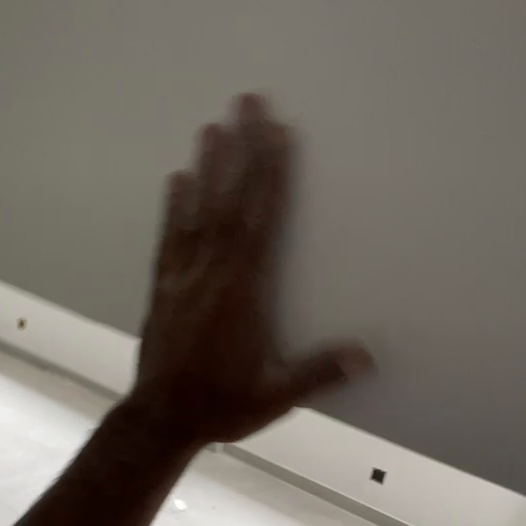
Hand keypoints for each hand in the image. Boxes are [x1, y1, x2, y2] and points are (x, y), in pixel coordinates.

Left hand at [122, 94, 373, 448]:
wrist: (160, 422)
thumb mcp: (274, 397)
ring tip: (211, 127)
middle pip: (228, 204)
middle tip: (246, 104)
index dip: (269, 177)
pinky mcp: (162, 291)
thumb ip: (317, 373)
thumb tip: (365, 356)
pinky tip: (176, 181)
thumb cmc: (219, 408)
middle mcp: (211, 277)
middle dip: (240, 152)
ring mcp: (182, 280)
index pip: (260, 224)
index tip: (277, 135)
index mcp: (242, 295)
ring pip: (196, 215)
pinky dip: (173, 210)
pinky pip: (169, 240)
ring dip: (206, 170)